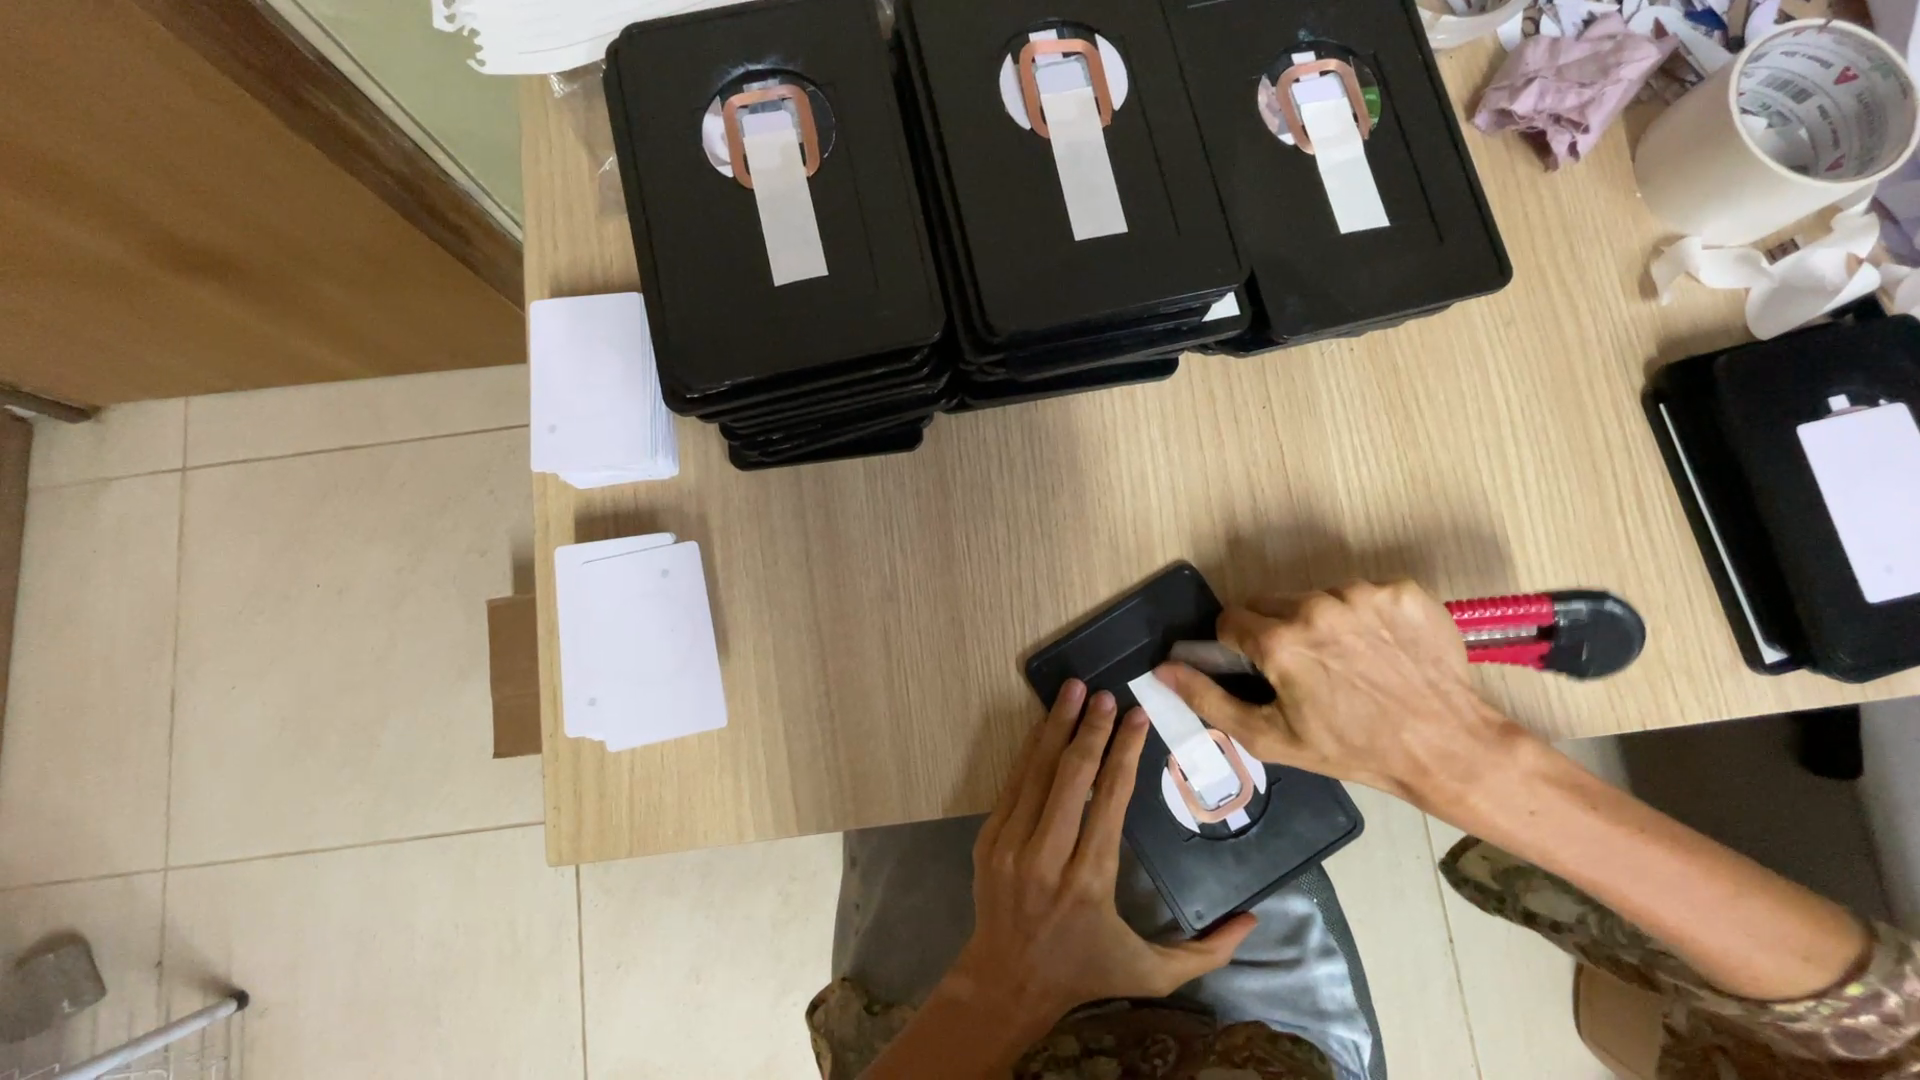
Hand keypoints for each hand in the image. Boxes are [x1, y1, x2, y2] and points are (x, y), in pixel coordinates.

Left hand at [945, 679, 1257, 1032]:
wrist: (1005, 981)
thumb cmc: (1085, 971)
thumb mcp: (1151, 973)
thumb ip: (1206, 952)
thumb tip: (1254, 920)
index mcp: (1090, 880)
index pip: (1109, 799)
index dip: (1125, 753)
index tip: (1137, 717)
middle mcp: (1047, 857)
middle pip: (1071, 775)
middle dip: (1090, 728)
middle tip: (1106, 694)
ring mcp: (1010, 845)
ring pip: (1036, 771)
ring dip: (1056, 726)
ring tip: (1072, 689)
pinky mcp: (988, 839)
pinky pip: (1012, 785)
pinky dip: (1030, 751)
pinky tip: (1044, 725)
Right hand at [1155, 580, 1530, 814]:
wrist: (1446, 746)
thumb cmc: (1351, 748)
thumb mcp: (1269, 737)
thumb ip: (1208, 699)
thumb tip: (1163, 668)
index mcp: (1280, 640)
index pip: (1231, 619)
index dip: (1238, 647)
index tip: (1260, 670)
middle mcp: (1317, 605)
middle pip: (1270, 603)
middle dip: (1275, 632)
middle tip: (1302, 670)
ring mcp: (1363, 593)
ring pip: (1314, 597)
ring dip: (1318, 622)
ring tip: (1347, 663)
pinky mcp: (1402, 589)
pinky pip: (1361, 594)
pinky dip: (1363, 617)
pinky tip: (1380, 650)